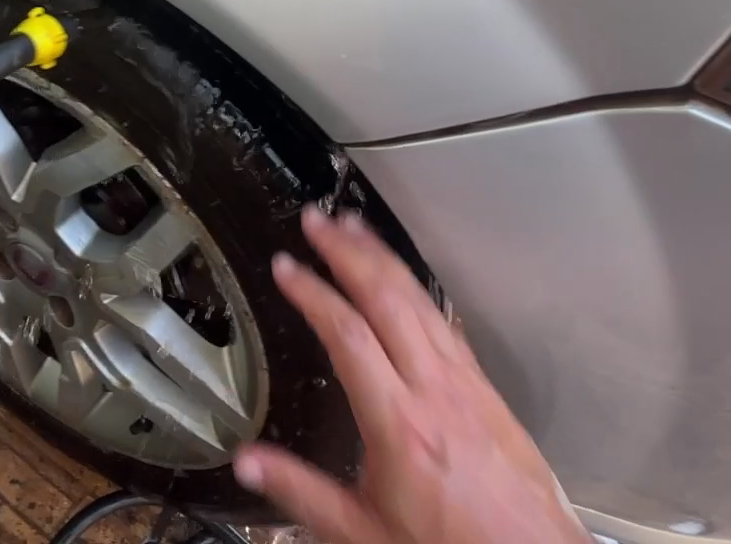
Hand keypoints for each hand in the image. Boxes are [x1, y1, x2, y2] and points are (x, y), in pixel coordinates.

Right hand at [232, 207, 588, 543]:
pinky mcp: (483, 387)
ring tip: (353, 226)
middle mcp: (434, 388)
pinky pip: (444, 320)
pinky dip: (415, 286)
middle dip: (347, 250)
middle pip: (386, 297)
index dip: (312, 292)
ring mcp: (464, 381)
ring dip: (382, 256)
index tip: (285, 265)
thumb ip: (301, 491)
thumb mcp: (363, 533)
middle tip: (317, 219)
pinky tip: (402, 277)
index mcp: (398, 422)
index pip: (347, 334)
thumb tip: (247, 462)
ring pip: (419, 298)